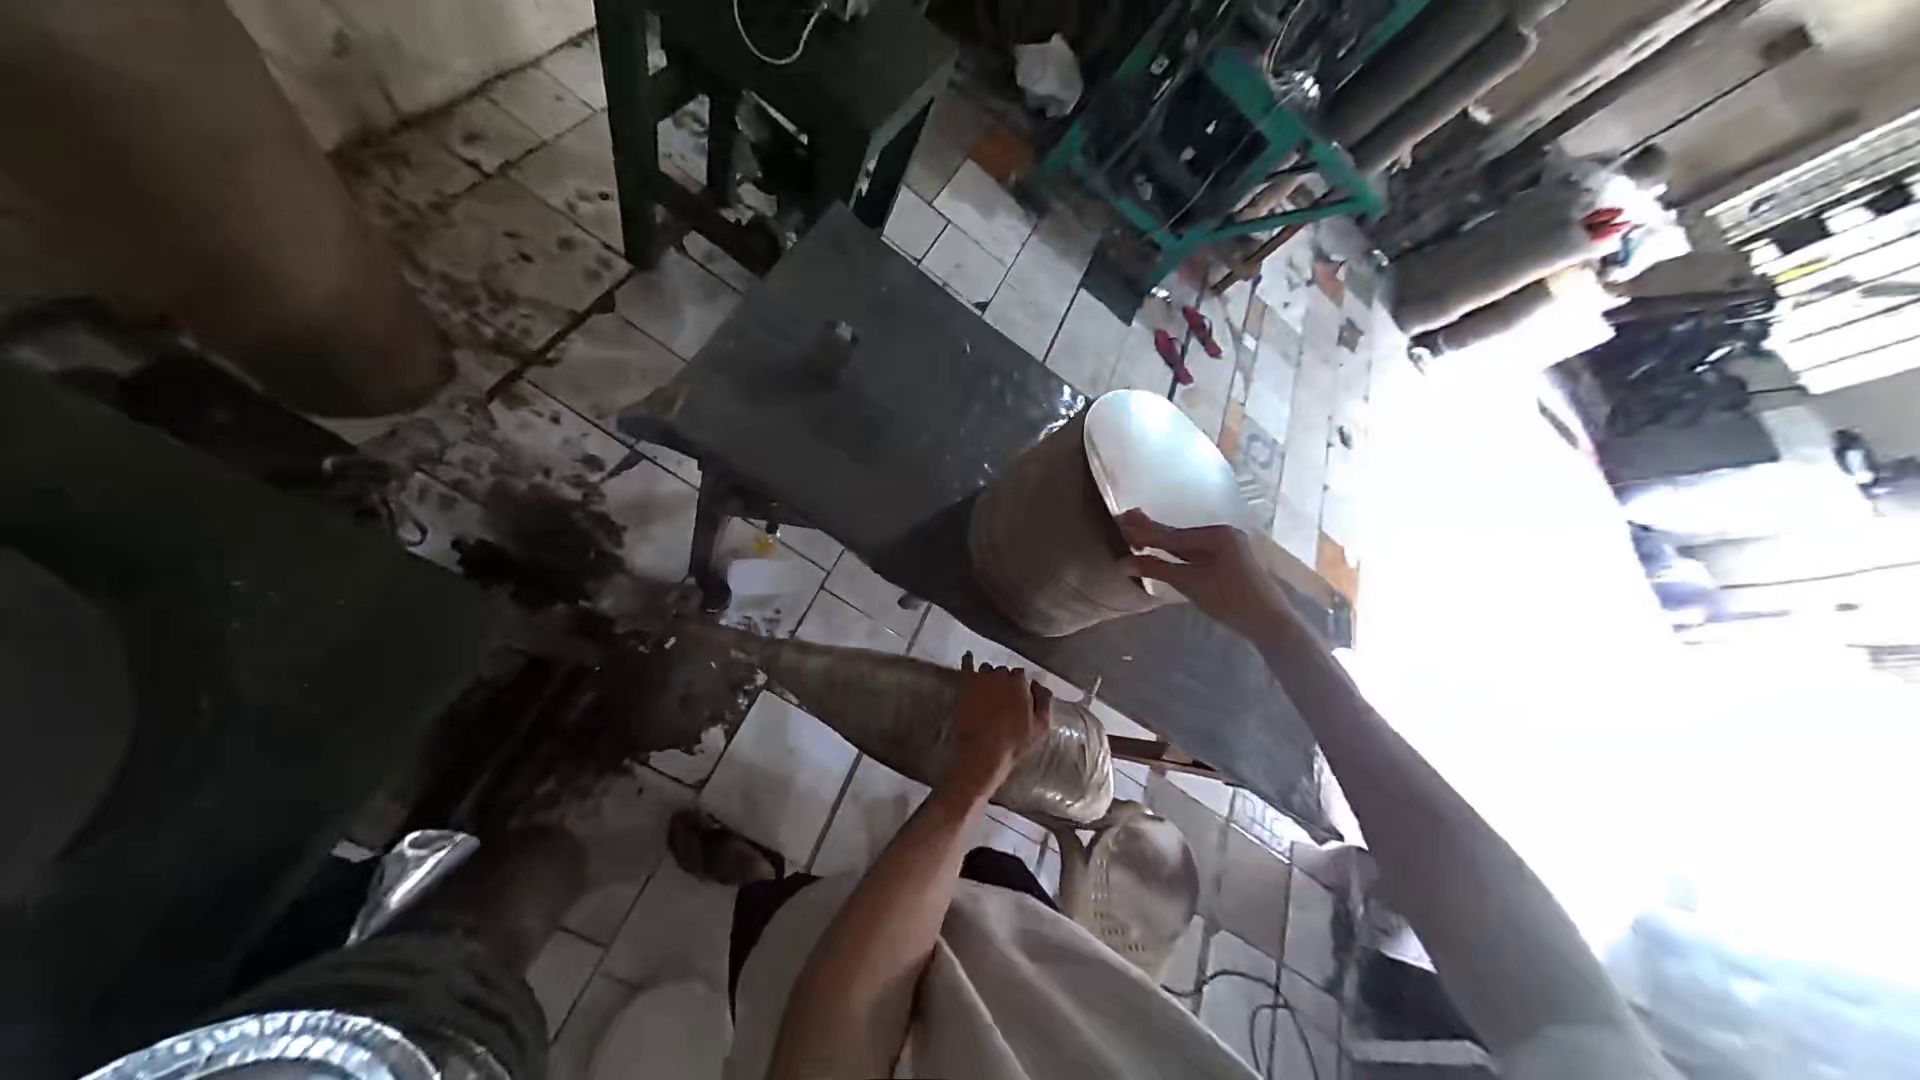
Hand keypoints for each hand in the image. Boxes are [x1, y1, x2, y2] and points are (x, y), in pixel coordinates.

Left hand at [946, 654, 1049, 794]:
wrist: (984, 750)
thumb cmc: (1015, 741)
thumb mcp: (1041, 725)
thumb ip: (1044, 700)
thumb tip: (1038, 683)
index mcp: (1020, 683)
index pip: (1021, 675)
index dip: (1019, 686)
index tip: (1018, 696)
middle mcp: (1000, 675)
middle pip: (1003, 672)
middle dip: (1004, 681)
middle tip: (1003, 697)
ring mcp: (982, 678)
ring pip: (987, 669)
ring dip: (989, 675)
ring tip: (989, 688)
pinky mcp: (966, 685)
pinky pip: (966, 665)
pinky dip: (967, 659)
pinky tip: (968, 656)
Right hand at [1117, 508, 1303, 642]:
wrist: (1269, 623)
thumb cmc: (1231, 601)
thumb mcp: (1190, 584)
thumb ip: (1157, 569)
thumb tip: (1122, 563)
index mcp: (1217, 535)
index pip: (1173, 535)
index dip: (1145, 533)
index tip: (1121, 524)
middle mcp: (1222, 534)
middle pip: (1179, 535)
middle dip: (1151, 532)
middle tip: (1123, 520)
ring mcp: (1226, 546)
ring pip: (1186, 544)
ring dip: (1161, 541)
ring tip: (1134, 533)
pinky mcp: (1227, 559)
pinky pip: (1195, 553)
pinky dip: (1175, 553)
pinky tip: (1159, 549)